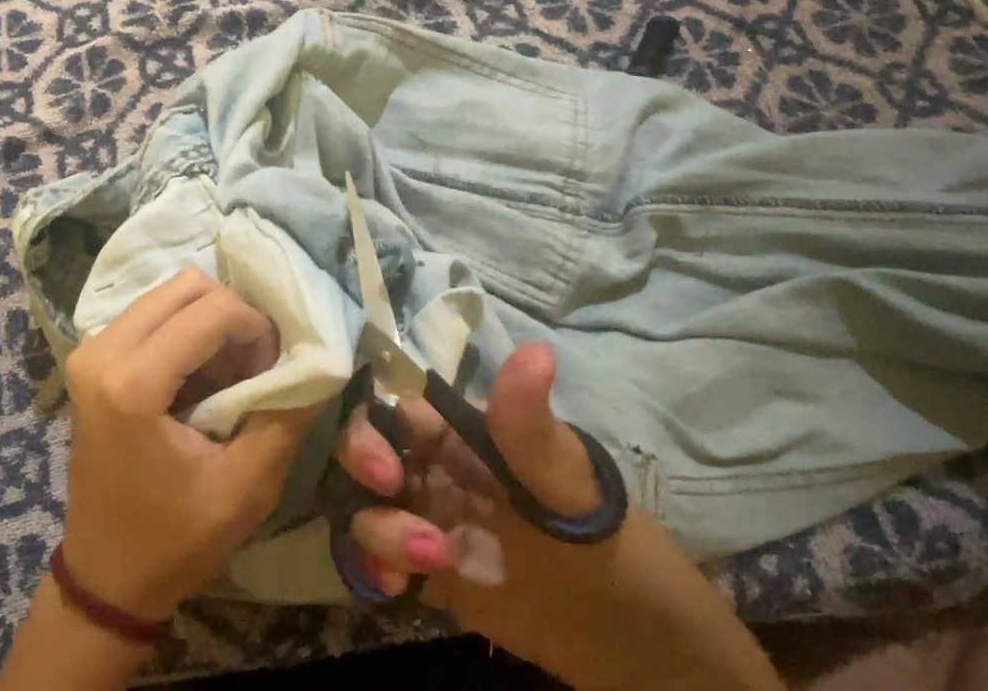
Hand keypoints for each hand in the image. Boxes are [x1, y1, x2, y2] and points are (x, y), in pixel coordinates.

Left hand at [60, 267, 317, 619]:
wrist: (108, 575)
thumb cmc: (176, 539)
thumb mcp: (247, 486)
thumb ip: (288, 413)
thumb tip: (321, 359)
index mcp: (131, 382)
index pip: (213, 308)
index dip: (258, 329)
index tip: (273, 374)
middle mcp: (100, 351)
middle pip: (186, 285)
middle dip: (233, 316)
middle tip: (254, 369)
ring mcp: (89, 351)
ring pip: (168, 295)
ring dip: (209, 323)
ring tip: (230, 379)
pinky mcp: (91, 359)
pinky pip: (149, 315)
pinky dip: (185, 333)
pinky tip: (200, 381)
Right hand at [337, 343, 785, 690]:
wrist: (626, 638)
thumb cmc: (599, 539)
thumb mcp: (564, 481)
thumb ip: (529, 422)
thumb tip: (534, 349)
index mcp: (460, 433)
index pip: (393, 412)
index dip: (371, 431)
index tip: (385, 470)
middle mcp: (432, 468)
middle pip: (363, 453)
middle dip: (361, 473)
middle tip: (391, 497)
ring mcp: (424, 518)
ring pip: (365, 506)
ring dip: (380, 532)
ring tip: (432, 562)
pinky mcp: (422, 569)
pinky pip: (373, 557)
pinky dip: (372, 567)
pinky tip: (396, 587)